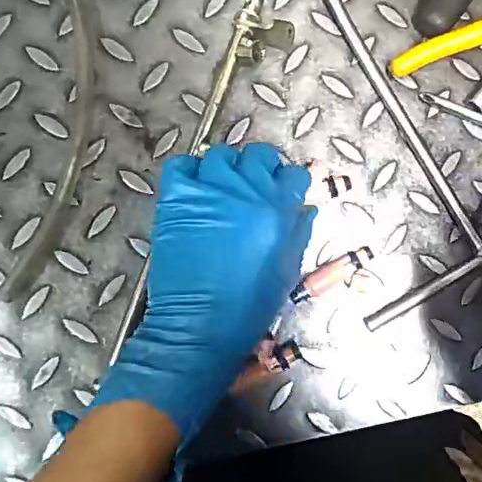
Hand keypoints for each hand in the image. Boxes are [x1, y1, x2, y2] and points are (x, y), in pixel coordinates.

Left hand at [93, 142, 313, 441]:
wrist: (198, 326)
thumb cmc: (247, 307)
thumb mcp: (287, 271)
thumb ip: (298, 233)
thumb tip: (304, 208)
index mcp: (278, 211)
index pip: (293, 173)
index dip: (289, 181)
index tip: (282, 189)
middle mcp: (246, 192)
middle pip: (258, 155)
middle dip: (259, 168)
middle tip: (250, 188)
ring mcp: (209, 191)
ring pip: (221, 155)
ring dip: (225, 168)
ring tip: (220, 189)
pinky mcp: (177, 198)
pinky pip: (181, 165)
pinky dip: (188, 171)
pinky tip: (193, 188)